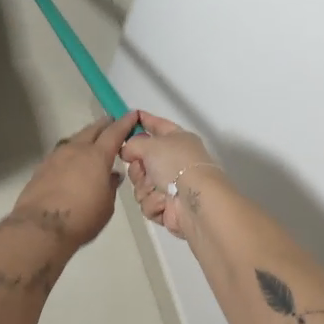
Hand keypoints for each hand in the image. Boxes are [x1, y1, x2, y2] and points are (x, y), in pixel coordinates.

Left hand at [6, 112, 139, 249]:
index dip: (125, 123)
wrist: (41, 226)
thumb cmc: (82, 218)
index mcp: (96, 156)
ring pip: (75, 139)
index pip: (114, 133)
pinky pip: (62, 151)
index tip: (132, 114)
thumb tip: (111, 174)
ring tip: (92, 143)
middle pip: (92, 130)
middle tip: (112, 124)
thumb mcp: (106, 205)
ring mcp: (57, 155)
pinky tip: (72, 161)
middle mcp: (76, 149)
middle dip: (104, 125)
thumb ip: (110, 185)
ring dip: (86, 138)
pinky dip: (71, 151)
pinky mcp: (43, 166)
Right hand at [119, 112, 221, 241]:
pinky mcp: (168, 207)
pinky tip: (164, 203)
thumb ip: (132, 143)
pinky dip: (154, 202)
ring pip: (141, 184)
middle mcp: (173, 160)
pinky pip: (147, 202)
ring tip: (158, 189)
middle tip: (143, 168)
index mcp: (176, 139)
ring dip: (146, 187)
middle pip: (141, 160)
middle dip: (138, 167)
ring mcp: (171, 185)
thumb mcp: (150, 145)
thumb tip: (127, 151)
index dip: (143, 120)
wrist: (196, 200)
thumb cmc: (176, 164)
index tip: (130, 116)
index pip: (156, 125)